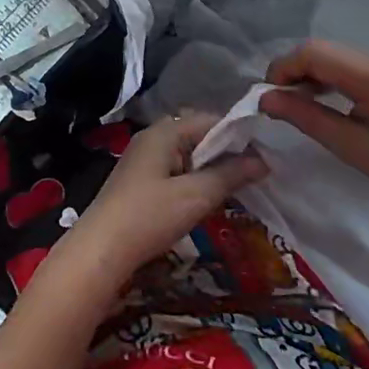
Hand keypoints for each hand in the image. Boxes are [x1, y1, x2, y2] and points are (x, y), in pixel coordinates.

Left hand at [56, 114, 268, 289]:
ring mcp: (144, 161)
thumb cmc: (149, 215)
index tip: (266, 155)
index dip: (238, 134)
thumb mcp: (195, 195)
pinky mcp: (141, 183)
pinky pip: (176, 172)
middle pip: (197, 136)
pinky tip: (209, 200)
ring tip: (239, 187)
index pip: (208, 120)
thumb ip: (230, 174)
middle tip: (257, 173)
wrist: (102, 249)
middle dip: (226, 152)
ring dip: (212, 169)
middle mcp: (152, 140)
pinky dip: (195, 181)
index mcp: (163, 133)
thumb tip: (262, 160)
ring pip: (187, 156)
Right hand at [259, 42, 368, 214]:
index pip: (311, 53)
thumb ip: (305, 117)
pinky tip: (316, 101)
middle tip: (276, 102)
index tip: (267, 98)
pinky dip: (319, 77)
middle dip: (289, 70)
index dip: (281, 69)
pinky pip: (339, 65)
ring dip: (303, 73)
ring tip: (293, 104)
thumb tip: (264, 99)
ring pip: (326, 55)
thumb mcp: (349, 146)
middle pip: (316, 48)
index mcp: (367, 76)